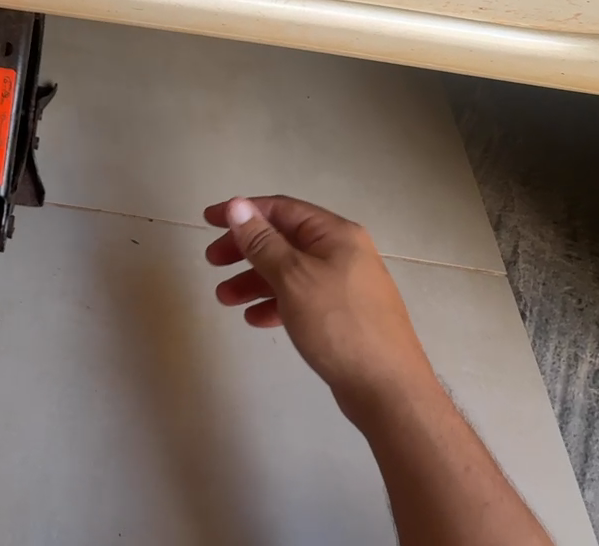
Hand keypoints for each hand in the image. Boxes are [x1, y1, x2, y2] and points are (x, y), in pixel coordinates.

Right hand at [204, 195, 438, 418]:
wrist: (390, 392)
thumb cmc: (339, 325)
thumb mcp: (293, 277)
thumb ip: (262, 241)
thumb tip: (237, 205)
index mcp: (335, 234)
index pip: (281, 209)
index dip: (242, 211)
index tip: (208, 220)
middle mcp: (342, 253)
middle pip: (283, 240)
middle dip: (244, 249)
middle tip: (212, 261)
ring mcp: (345, 285)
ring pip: (289, 272)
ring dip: (253, 280)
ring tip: (224, 298)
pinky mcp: (343, 316)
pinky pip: (300, 298)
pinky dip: (275, 303)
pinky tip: (255, 319)